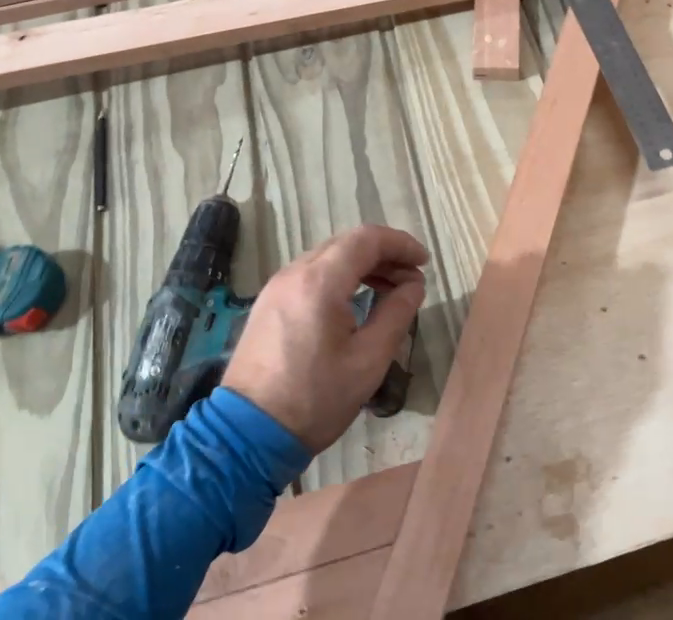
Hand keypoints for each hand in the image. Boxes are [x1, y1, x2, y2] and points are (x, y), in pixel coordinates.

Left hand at [222, 224, 428, 452]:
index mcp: (320, 281)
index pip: (367, 239)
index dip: (401, 244)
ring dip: (362, 265)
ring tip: (388, 290)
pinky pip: (310, 274)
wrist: (248, 433)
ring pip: (327, 257)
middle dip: (384, 254)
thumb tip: (413, 285)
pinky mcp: (268, 303)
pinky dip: (339, 277)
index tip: (424, 263)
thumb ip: (396, 314)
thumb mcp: (369, 360)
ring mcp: (277, 286)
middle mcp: (295, 273)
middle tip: (411, 279)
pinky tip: (354, 302)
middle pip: (346, 243)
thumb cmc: (315, 398)